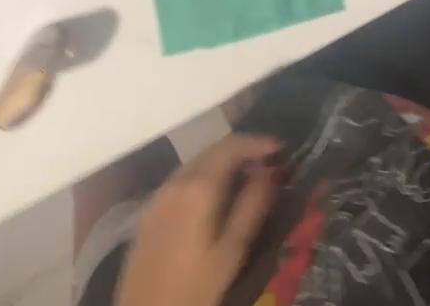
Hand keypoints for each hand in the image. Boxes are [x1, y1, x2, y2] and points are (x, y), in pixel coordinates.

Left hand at [116, 134, 281, 305]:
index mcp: (198, 188)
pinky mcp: (149, 208)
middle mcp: (176, 181)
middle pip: (212, 149)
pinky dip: (203, 175)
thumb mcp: (231, 252)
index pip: (230, 146)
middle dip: (241, 150)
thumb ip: (251, 207)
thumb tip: (268, 173)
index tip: (279, 148)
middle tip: (267, 162)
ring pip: (196, 162)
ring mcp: (159, 193)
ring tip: (246, 176)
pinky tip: (215, 194)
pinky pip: (181, 178)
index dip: (257, 142)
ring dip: (222, 161)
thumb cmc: (194, 288)